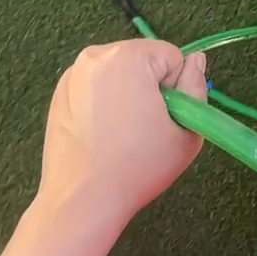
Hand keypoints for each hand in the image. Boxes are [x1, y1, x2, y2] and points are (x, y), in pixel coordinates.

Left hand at [37, 39, 207, 231]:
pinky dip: (104, 99)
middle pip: (144, 60)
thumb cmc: (137, 167)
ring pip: (121, 71)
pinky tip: (101, 132)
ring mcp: (74, 72)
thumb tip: (196, 59)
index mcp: (128, 56)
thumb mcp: (185, 131)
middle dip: (150, 87)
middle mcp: (97, 54)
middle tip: (144, 127)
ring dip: (128, 91)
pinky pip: (97, 84)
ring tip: (122, 132)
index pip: (172, 57)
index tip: (163, 118)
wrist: (80, 201)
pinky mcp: (59, 91)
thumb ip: (196, 88)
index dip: (176, 89)